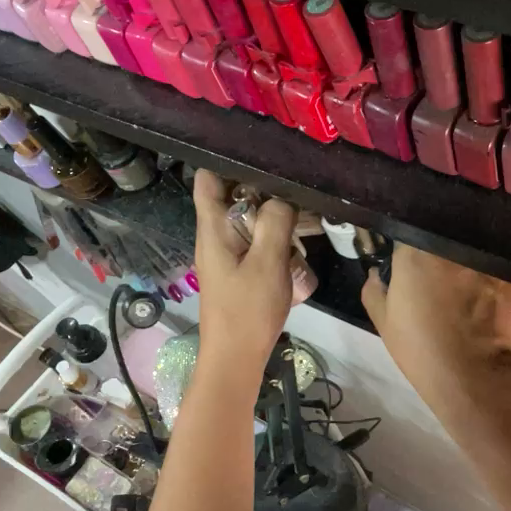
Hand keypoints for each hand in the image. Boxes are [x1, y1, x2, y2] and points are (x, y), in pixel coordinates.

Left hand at [192, 169, 295, 371]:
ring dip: (272, 216)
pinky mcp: (238, 273)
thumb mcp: (268, 263)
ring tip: (303, 211)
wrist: (236, 360)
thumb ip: (275, 224)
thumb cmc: (248, 310)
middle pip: (232, 198)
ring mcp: (226, 256)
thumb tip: (282, 196)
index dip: (227, 159)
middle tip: (294, 180)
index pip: (207, 180)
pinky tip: (295, 246)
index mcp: (213, 230)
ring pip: (248, 222)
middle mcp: (215, 238)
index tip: (259, 150)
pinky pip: (255, 244)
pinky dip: (273, 239)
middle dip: (261, 188)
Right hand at [361, 245, 510, 410]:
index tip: (412, 260)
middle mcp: (451, 245)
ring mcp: (486, 256)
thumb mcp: (385, 324)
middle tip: (440, 271)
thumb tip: (375, 274)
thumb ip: (374, 291)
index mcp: (414, 252)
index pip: (410, 231)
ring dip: (468, 256)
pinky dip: (495, 272)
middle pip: (444, 233)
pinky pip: (500, 263)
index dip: (410, 245)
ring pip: (473, 245)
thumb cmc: (424, 351)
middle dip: (441, 246)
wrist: (478, 377)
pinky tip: (491, 289)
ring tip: (466, 278)